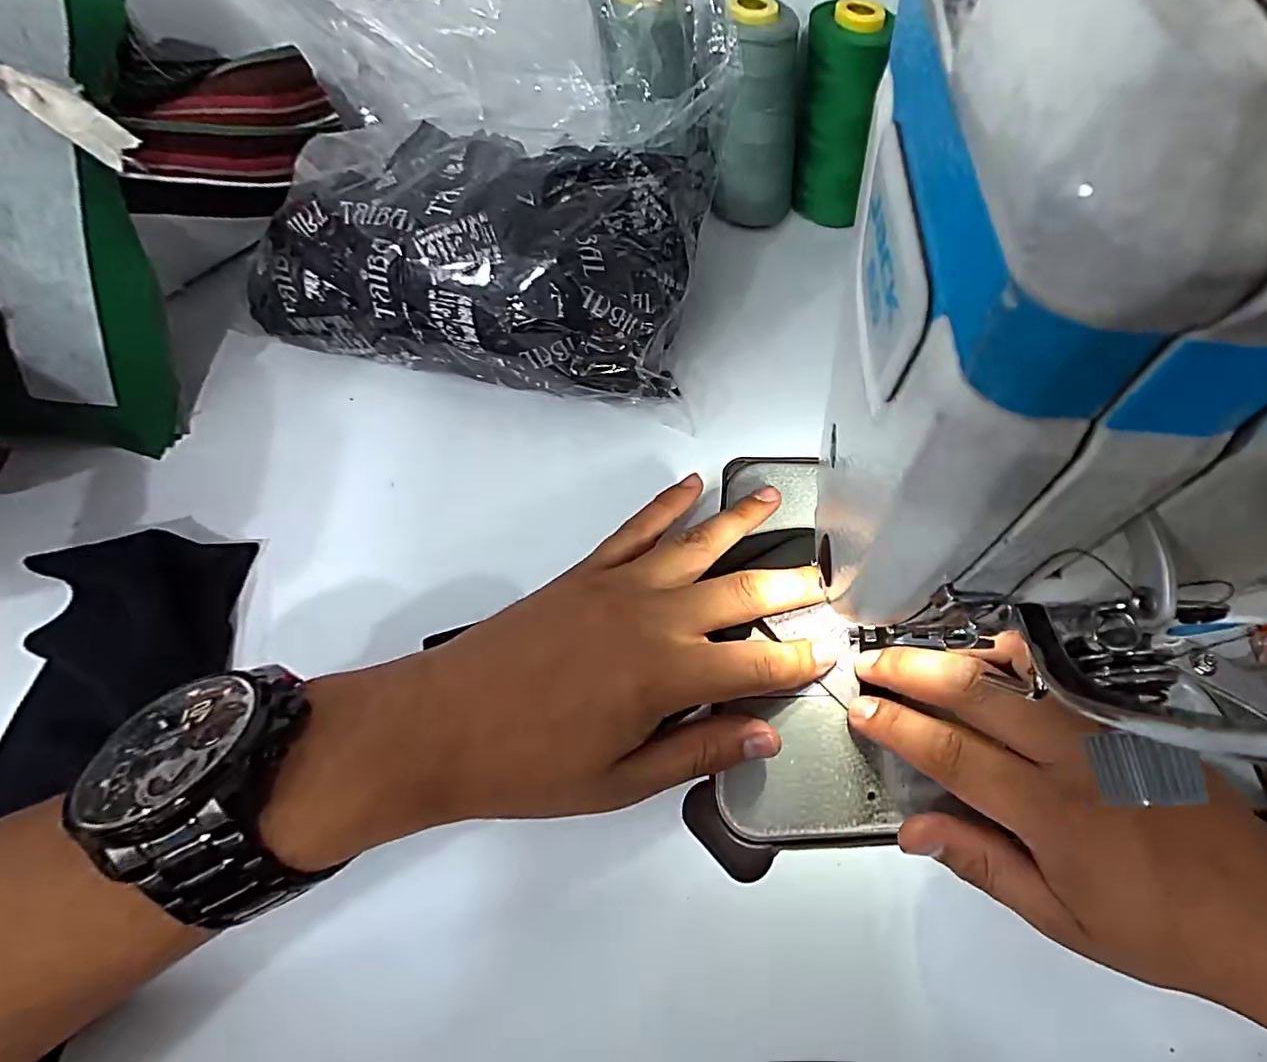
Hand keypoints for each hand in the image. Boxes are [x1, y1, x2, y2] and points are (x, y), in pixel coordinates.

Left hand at [264, 475, 839, 868]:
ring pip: (697, 544)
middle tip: (826, 578)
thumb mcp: (619, 781)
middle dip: (792, 586)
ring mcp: (621, 585)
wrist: (434, 726)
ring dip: (740, 520)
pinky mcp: (588, 571)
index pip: (757, 665)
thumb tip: (764, 734)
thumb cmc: (529, 766)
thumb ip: (697, 751)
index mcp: (667, 675)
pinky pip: (638, 528)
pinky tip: (690, 486)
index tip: (832, 651)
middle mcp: (655, 618)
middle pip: (742, 594)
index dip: (800, 661)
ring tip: (773, 499)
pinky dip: (666, 504)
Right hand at [848, 637, 1266, 1004]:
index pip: (952, 753)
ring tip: (913, 657)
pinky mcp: (1121, 717)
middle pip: (974, 693)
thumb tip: (918, 831)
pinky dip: (1011, 657)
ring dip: (955, 658)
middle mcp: (1071, 756)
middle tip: (873, 665)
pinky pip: (1054, 674)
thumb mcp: (1059, 916)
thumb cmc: (1160, 924)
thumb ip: (982, 861)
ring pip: (1012, 672)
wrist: (1258, 905)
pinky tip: (989, 656)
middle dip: (912, 672)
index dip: (899, 726)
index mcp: (1049, 812)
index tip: (863, 710)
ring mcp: (1099, 727)